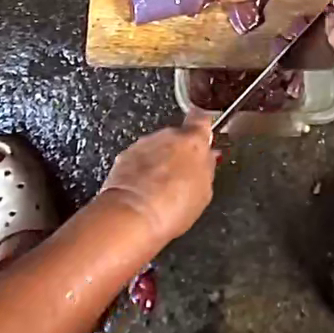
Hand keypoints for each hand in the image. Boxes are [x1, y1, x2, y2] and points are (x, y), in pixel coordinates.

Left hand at [98, 120, 217, 242]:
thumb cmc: (172, 206)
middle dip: (179, 153)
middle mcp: (167, 135)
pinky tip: (145, 191)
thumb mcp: (204, 192)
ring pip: (157, 148)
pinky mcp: (125, 154)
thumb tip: (208, 158)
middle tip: (183, 177)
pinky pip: (139, 159)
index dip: (203, 123)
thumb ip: (206, 167)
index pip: (201, 118)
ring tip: (163, 190)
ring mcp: (145, 143)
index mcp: (192, 140)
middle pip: (177, 137)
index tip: (204, 130)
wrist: (133, 214)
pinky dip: (142, 171)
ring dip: (160, 163)